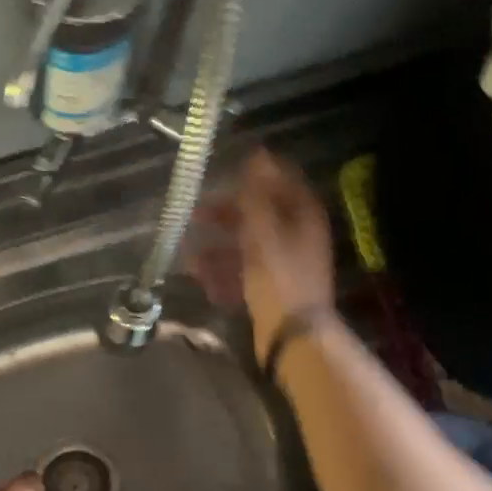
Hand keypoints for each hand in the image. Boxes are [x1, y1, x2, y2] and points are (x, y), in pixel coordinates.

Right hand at [185, 150, 336, 355]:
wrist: (292, 335)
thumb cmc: (280, 279)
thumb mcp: (265, 233)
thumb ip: (258, 195)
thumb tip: (257, 154)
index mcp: (302, 215)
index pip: (281, 181)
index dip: (254, 174)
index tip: (224, 172)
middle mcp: (296, 235)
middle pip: (259, 215)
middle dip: (226, 215)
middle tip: (194, 213)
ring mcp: (284, 264)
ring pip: (247, 246)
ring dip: (217, 248)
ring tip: (188, 254)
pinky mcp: (271, 288)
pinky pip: (243, 273)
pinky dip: (222, 273)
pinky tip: (199, 278)